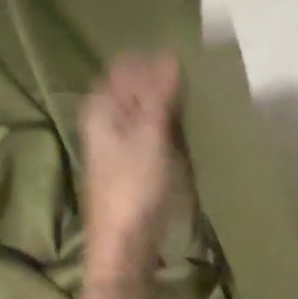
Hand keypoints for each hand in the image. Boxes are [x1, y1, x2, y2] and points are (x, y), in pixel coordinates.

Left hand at [80, 52, 182, 265]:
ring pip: (141, 111)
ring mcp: (116, 146)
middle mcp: (104, 123)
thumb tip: (169, 54)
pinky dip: (165, 126)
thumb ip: (158, 95)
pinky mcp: (131, 167)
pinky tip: (186, 129)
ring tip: (196, 96)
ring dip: (164, 104)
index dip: (149, 59)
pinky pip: (148, 133)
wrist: (124, 244)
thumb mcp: (149, 135)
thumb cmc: (133, 188)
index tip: (182, 55)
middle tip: (194, 74)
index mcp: (101, 109)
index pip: (124, 67)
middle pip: (131, 89)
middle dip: (158, 80)